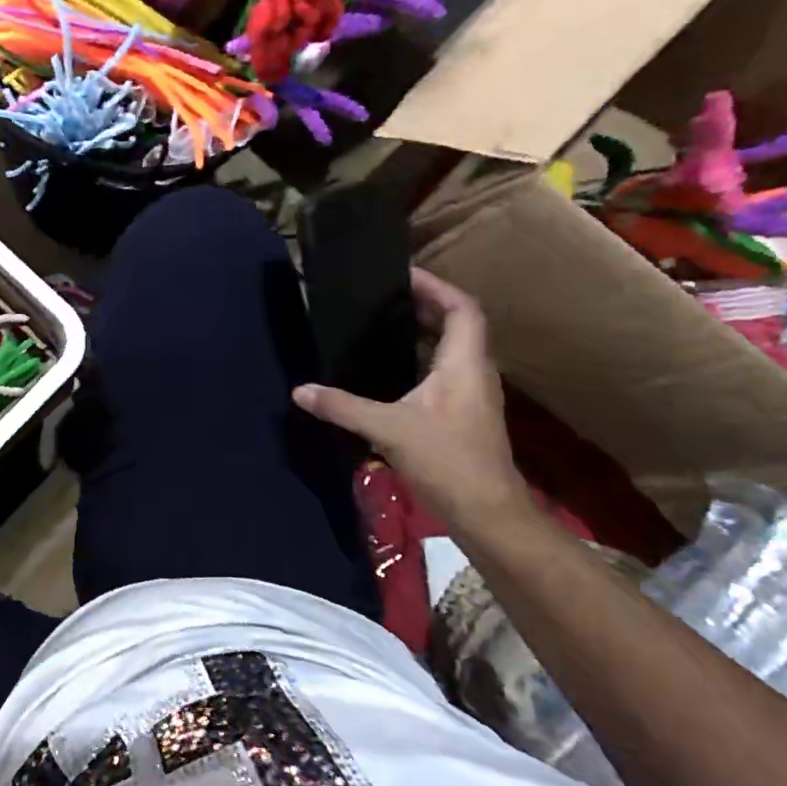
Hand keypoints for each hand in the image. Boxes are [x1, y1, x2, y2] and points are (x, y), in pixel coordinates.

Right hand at [293, 268, 529, 524]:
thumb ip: (343, 407)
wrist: (485, 511)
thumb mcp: (388, 429)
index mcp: (463, 363)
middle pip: (457, 324)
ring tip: (385, 327)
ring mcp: (473, 395)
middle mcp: (474, 371)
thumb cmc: (446, 460)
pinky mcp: (465, 415)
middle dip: (426, 306)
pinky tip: (392, 373)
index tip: (404, 275)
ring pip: (452, 350)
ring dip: (424, 333)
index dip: (437, 286)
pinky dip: (421, 361)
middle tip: (386, 298)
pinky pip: (445, 373)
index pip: (461, 308)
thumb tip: (301, 391)